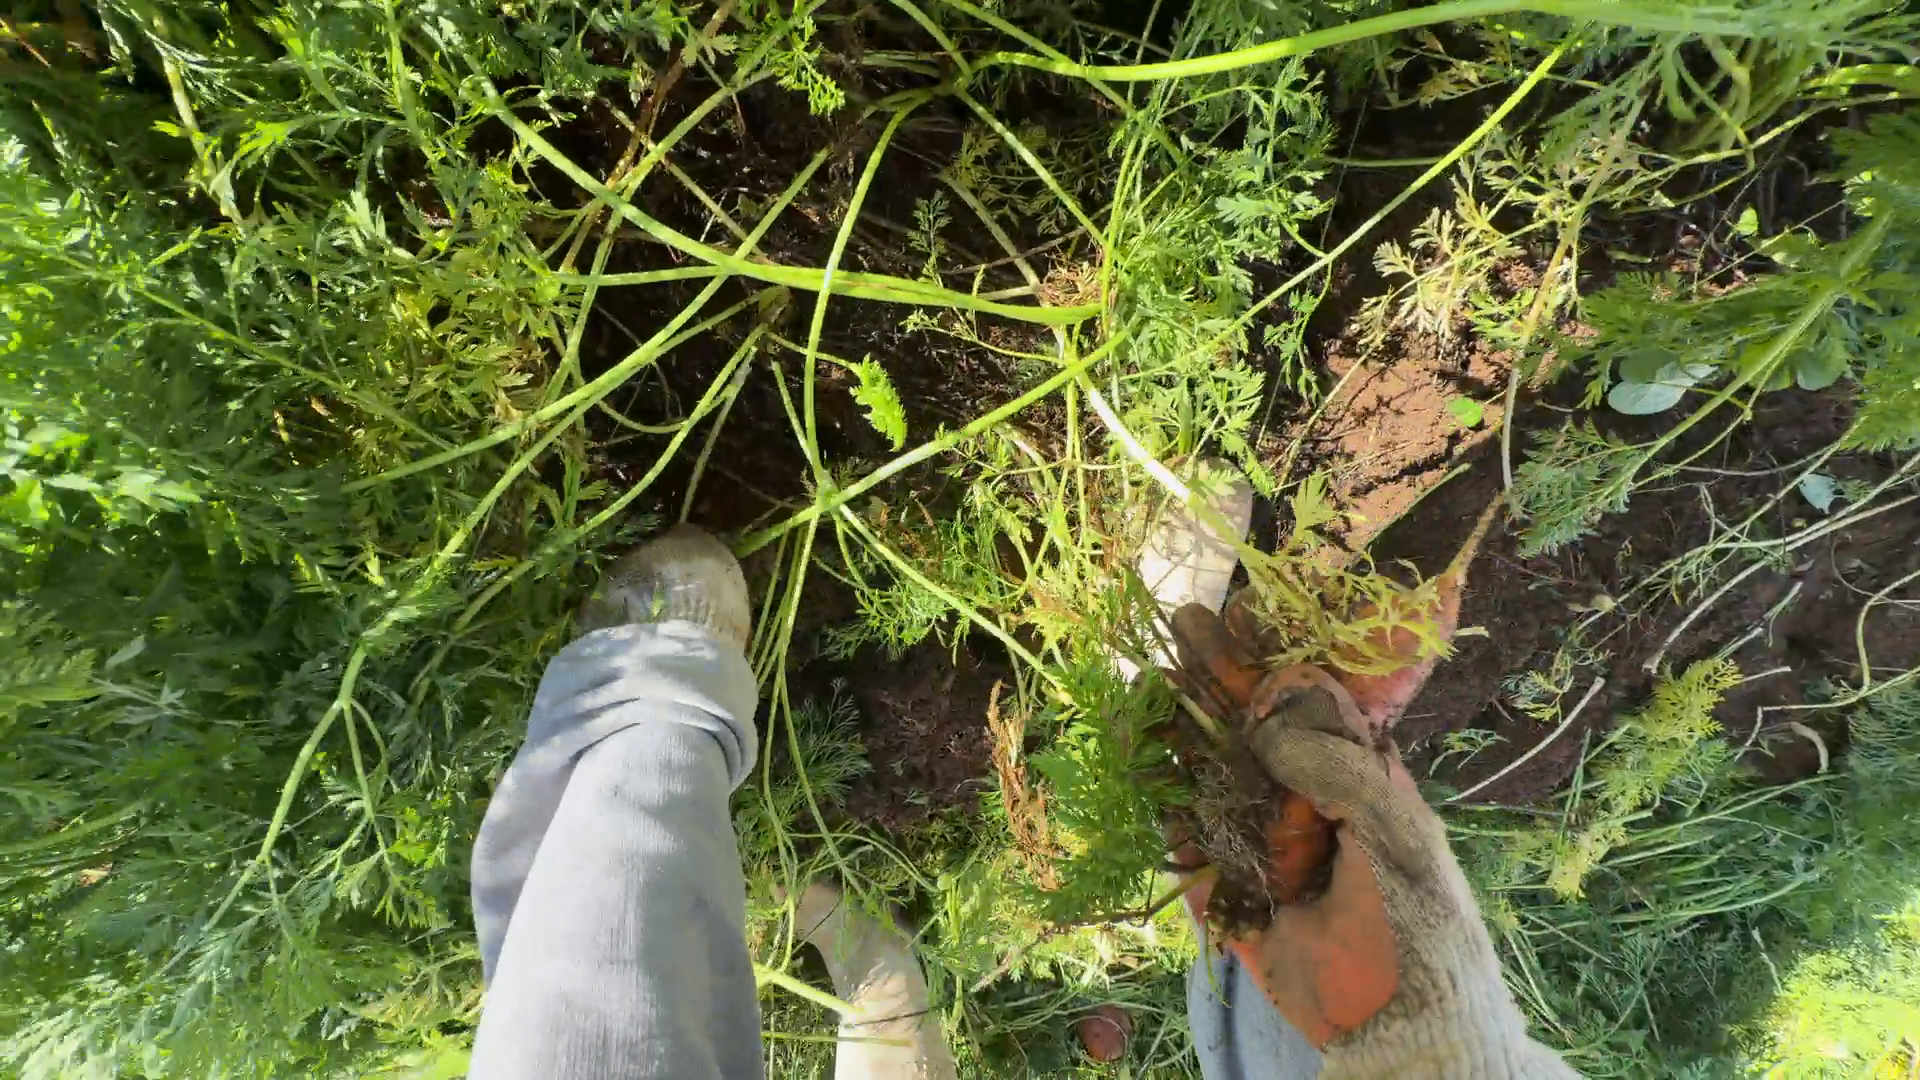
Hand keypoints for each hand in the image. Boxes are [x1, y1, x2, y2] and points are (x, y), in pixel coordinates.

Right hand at [1169, 608, 1416, 1047]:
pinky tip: (1140, 756)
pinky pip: (1184, 825)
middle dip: (1212, 676)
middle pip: (1246, 722)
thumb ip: (1341, 770)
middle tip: (1181, 626)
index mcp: (1348, 774)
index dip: (1267, 659)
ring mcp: (1255, 829)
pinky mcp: (1221, 872)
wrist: (1395, 1035)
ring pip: (1208, 764)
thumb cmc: (1416, 934)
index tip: (1237, 618)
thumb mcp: (1397, 841)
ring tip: (1148, 683)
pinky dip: (1162, 795)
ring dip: (1178, 723)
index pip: (1302, 701)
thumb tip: (1273, 713)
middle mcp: (1296, 792)